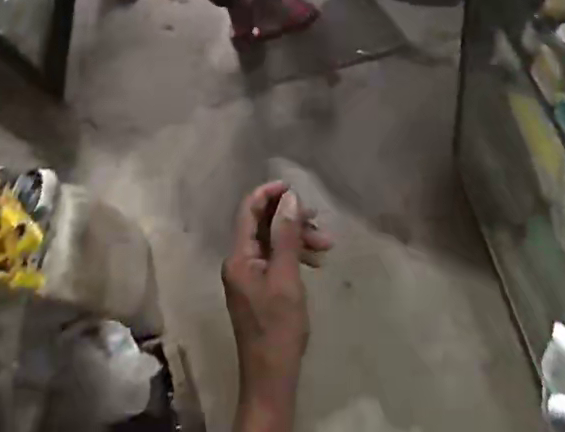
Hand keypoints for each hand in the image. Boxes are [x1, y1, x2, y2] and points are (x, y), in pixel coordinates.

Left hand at [222, 182, 331, 429]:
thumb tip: (290, 198)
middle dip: (291, 219)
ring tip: (326, 245)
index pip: (249, 211)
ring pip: (273, 242)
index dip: (269, 193)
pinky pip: (276, 260)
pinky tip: (315, 262)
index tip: (294, 187)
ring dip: (297, 238)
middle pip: (263, 225)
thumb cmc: (278, 328)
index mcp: (239, 256)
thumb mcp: (286, 278)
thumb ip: (286, 236)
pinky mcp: (259, 289)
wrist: (271, 378)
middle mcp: (239, 261)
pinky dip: (294, 256)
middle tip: (319, 221)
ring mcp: (248, 276)